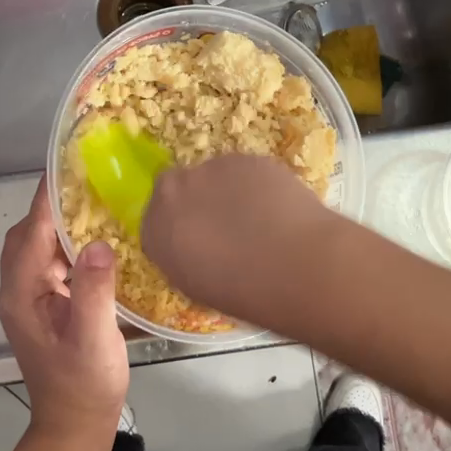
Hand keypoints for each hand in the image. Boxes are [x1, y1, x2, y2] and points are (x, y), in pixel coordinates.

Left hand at [0, 179, 128, 437]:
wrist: (76, 424)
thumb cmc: (84, 384)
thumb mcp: (93, 339)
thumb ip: (94, 291)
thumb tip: (98, 243)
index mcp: (22, 293)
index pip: (31, 233)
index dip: (47, 199)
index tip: (68, 165)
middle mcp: (19, 289)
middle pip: (28, 233)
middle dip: (53, 204)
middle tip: (90, 181)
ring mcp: (30, 297)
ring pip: (38, 244)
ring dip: (61, 222)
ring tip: (96, 200)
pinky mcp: (45, 303)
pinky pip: (51, 259)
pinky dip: (68, 241)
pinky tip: (98, 238)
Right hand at [139, 154, 341, 322]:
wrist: (294, 265)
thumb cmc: (242, 292)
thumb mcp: (196, 286)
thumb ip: (184, 256)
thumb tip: (195, 247)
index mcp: (155, 228)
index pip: (156, 220)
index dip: (179, 228)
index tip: (196, 241)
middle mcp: (175, 190)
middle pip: (181, 188)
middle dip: (199, 201)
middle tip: (227, 227)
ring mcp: (213, 168)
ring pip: (216, 176)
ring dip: (230, 191)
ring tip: (259, 220)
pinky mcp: (247, 158)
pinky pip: (246, 171)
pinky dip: (257, 185)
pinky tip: (277, 209)